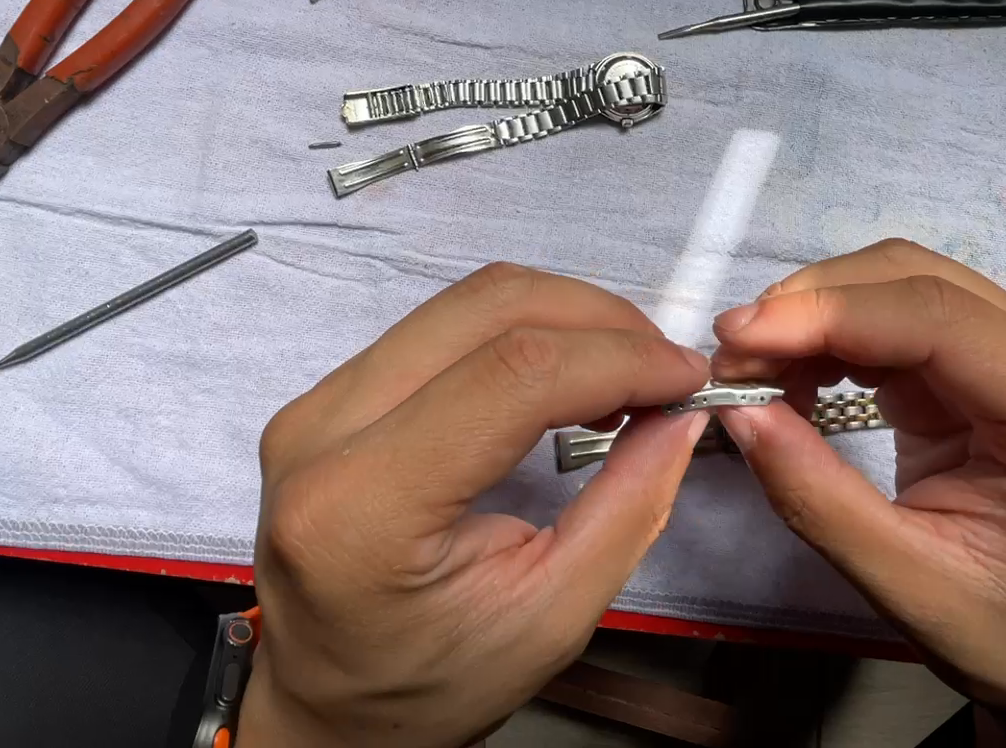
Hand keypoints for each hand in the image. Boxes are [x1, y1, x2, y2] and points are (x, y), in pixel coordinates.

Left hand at [239, 263, 710, 746]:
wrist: (320, 706)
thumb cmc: (428, 685)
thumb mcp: (549, 620)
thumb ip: (628, 508)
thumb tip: (681, 411)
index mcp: (364, 504)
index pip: (512, 377)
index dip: (617, 359)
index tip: (687, 376)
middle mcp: (323, 426)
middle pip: (488, 308)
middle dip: (599, 318)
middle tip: (662, 365)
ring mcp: (318, 397)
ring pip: (467, 299)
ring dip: (565, 312)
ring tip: (622, 366)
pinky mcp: (329, 388)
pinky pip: (444, 321)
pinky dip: (524, 325)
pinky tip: (566, 366)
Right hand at [710, 240, 1005, 747]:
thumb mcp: (905, 585)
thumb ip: (817, 496)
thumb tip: (736, 408)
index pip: (941, 320)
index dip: (830, 313)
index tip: (737, 337)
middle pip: (919, 280)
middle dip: (812, 305)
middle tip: (734, 357)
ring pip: (903, 281)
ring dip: (817, 311)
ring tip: (758, 368)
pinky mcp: (986, 358)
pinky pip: (897, 314)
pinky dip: (834, 331)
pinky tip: (800, 373)